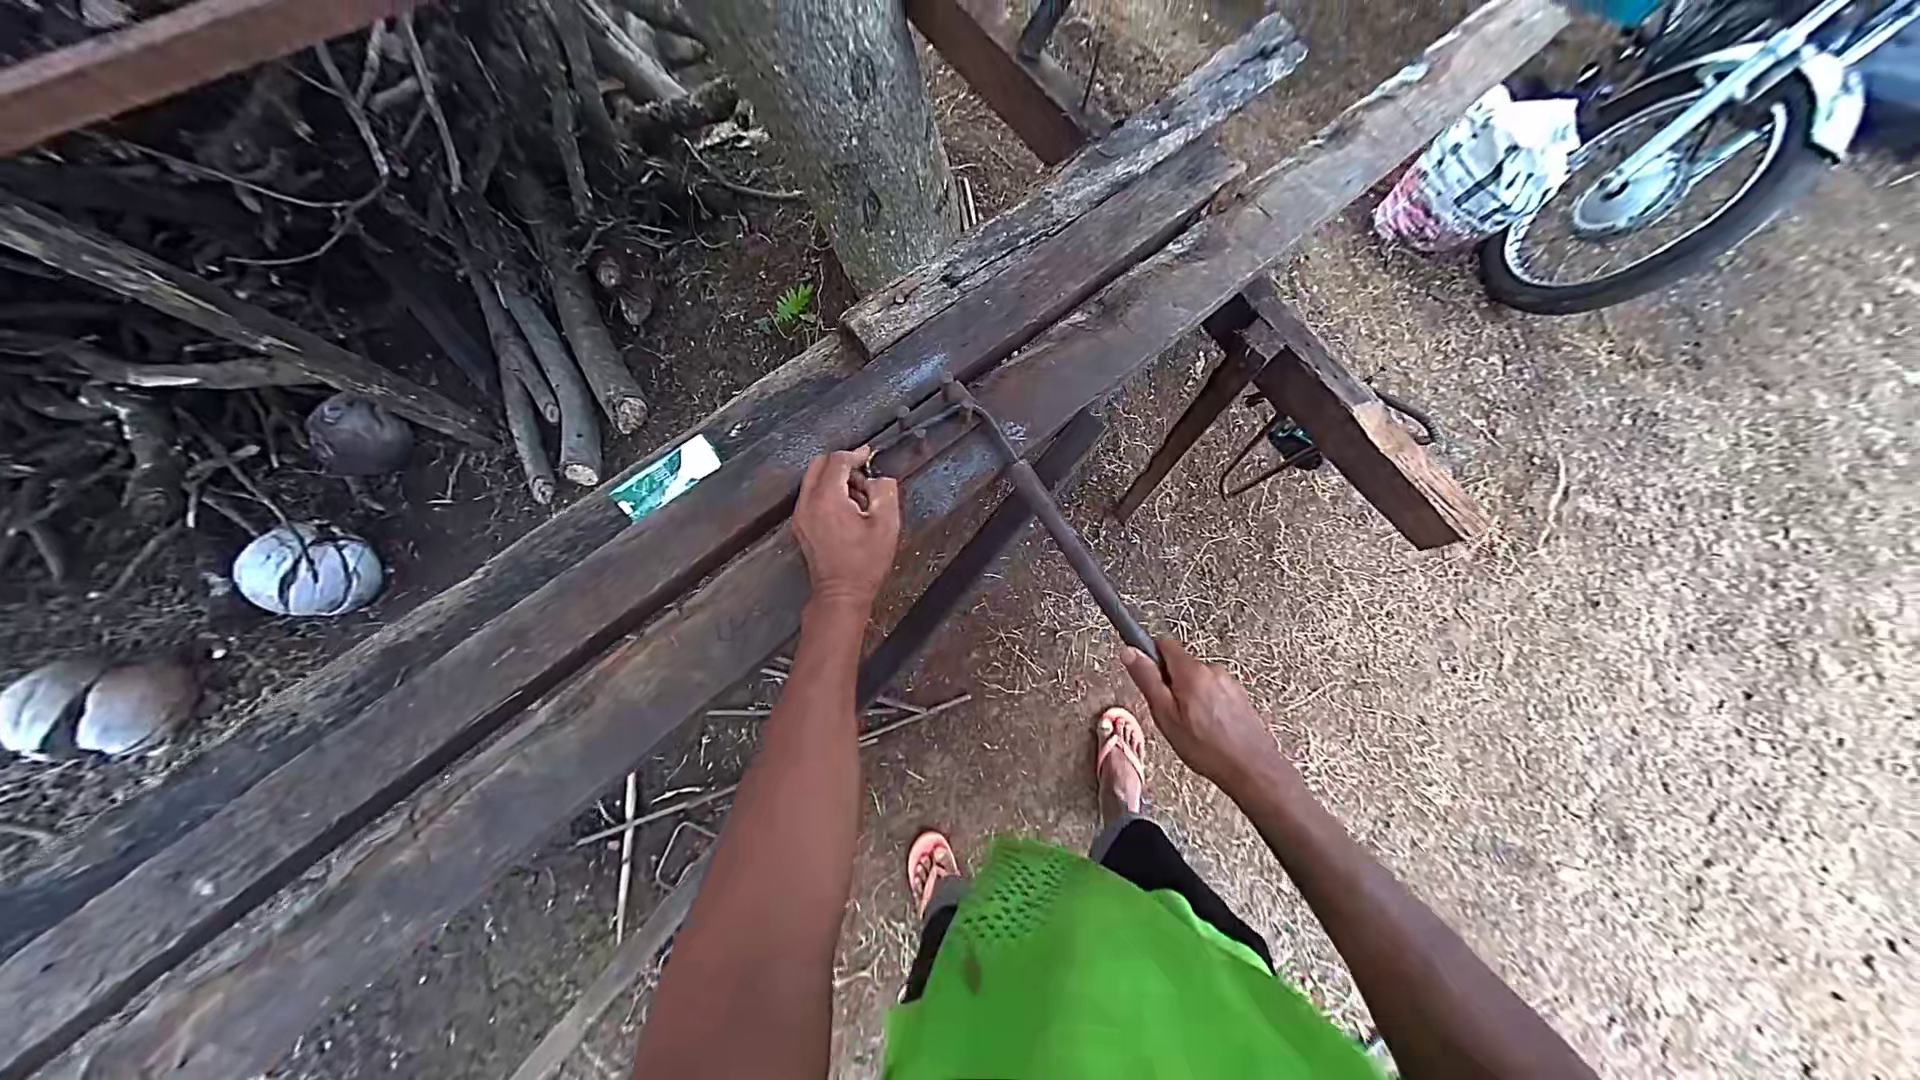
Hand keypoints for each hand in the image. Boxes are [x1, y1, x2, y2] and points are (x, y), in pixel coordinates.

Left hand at [793, 447, 900, 609]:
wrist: (842, 594)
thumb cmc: (863, 564)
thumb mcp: (886, 524)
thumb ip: (884, 491)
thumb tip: (878, 479)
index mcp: (827, 499)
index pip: (837, 461)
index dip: (855, 454)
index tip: (868, 455)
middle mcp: (808, 504)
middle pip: (819, 465)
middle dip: (842, 465)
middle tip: (864, 479)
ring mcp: (801, 516)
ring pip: (814, 480)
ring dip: (835, 480)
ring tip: (859, 500)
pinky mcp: (801, 527)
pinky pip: (811, 497)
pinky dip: (827, 494)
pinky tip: (847, 512)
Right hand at [1120, 639, 1295, 796]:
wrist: (1252, 769)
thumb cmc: (1208, 748)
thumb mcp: (1165, 714)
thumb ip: (1147, 679)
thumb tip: (1130, 652)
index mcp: (1192, 672)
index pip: (1164, 645)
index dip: (1151, 659)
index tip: (1147, 676)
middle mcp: (1213, 671)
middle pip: (1181, 665)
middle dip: (1171, 684)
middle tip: (1169, 713)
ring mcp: (1229, 684)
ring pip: (1197, 681)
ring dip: (1189, 696)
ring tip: (1191, 726)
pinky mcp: (1240, 698)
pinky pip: (1213, 693)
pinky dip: (1207, 706)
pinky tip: (1208, 730)